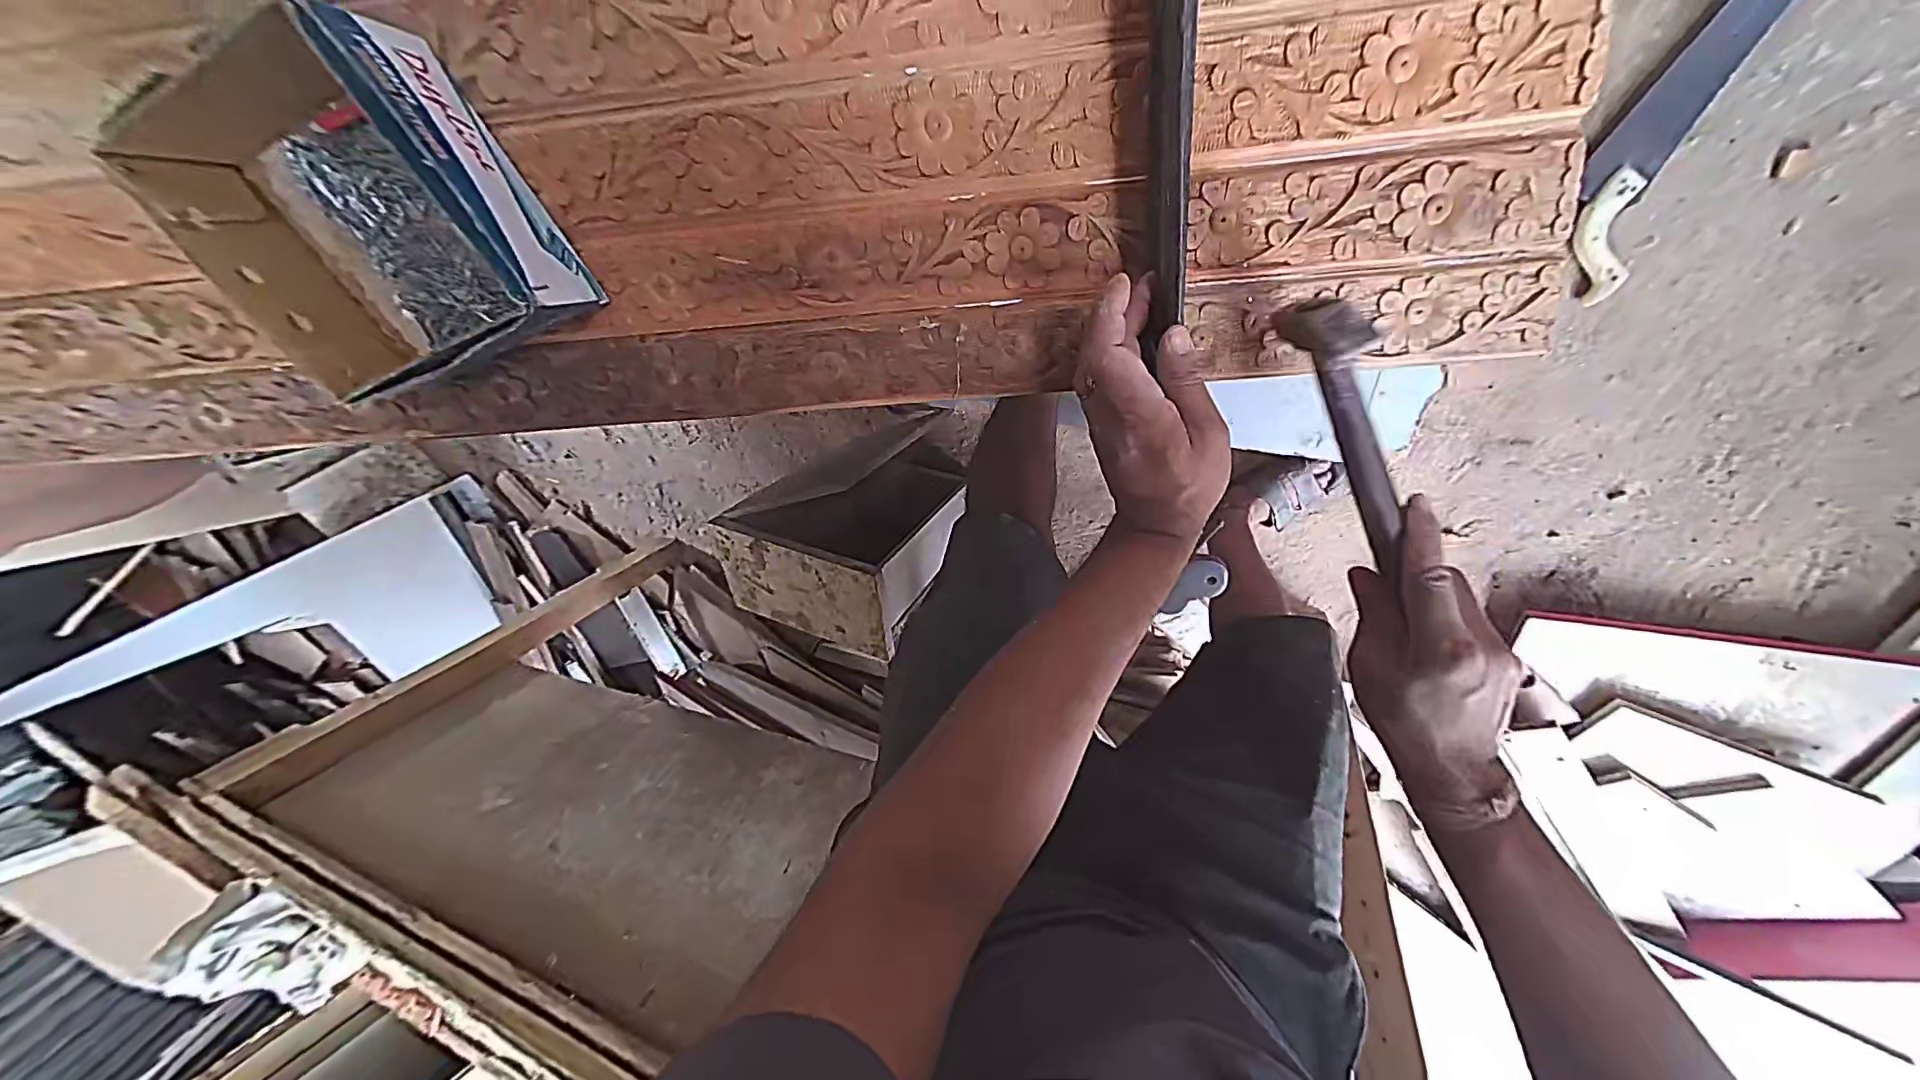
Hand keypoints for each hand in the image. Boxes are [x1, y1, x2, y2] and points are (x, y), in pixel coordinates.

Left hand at [1075, 274, 1229, 544]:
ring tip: (1142, 302)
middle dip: (1112, 311)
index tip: (1128, 286)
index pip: (1109, 357)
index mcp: (1141, 415)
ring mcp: (1100, 418)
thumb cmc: (1187, 487)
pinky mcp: (1100, 420)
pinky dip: (1111, 347)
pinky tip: (1133, 336)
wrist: (1154, 522)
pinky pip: (1097, 375)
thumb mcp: (1209, 433)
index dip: (1112, 316)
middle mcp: (1111, 414)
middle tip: (1140, 286)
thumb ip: (1188, 381)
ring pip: (1092, 361)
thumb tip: (1175, 336)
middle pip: (1094, 352)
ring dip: (1111, 327)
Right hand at [1347, 495, 1522, 830]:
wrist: (1453, 769)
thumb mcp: (1371, 667)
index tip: (1414, 506)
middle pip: (1446, 583)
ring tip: (1405, 631)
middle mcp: (1481, 644)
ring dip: (1429, 600)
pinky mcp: (1508, 656)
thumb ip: (1374, 614)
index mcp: (1442, 647)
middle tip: (1384, 584)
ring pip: (1459, 600)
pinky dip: (1445, 619)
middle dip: (1416, 576)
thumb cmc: (1405, 725)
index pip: (1430, 575)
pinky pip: (1471, 619)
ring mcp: (1502, 651)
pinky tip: (1427, 645)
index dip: (1420, 536)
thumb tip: (1369, 576)